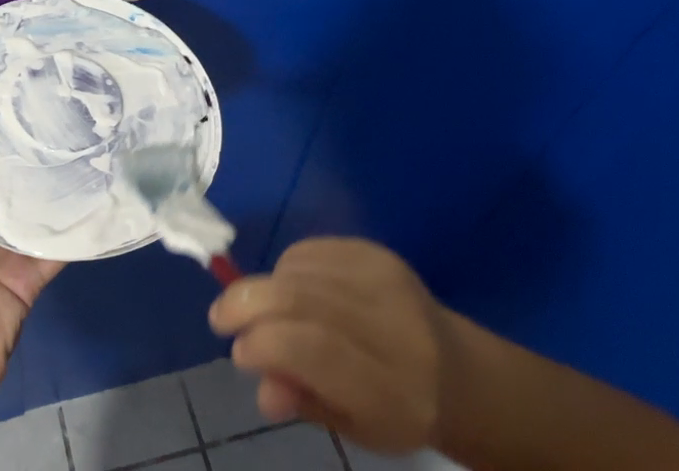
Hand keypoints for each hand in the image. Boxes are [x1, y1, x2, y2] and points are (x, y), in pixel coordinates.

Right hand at [209, 237, 446, 453]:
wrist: (458, 372)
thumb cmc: (396, 411)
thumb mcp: (353, 428)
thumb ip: (305, 403)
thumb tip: (261, 386)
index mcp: (390, 389)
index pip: (314, 350)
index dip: (265, 344)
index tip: (238, 352)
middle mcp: (391, 327)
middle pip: (300, 299)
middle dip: (246, 303)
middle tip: (220, 318)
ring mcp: (385, 282)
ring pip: (297, 270)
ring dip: (265, 288)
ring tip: (265, 312)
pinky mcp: (377, 253)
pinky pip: (308, 250)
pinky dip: (285, 268)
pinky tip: (290, 289)